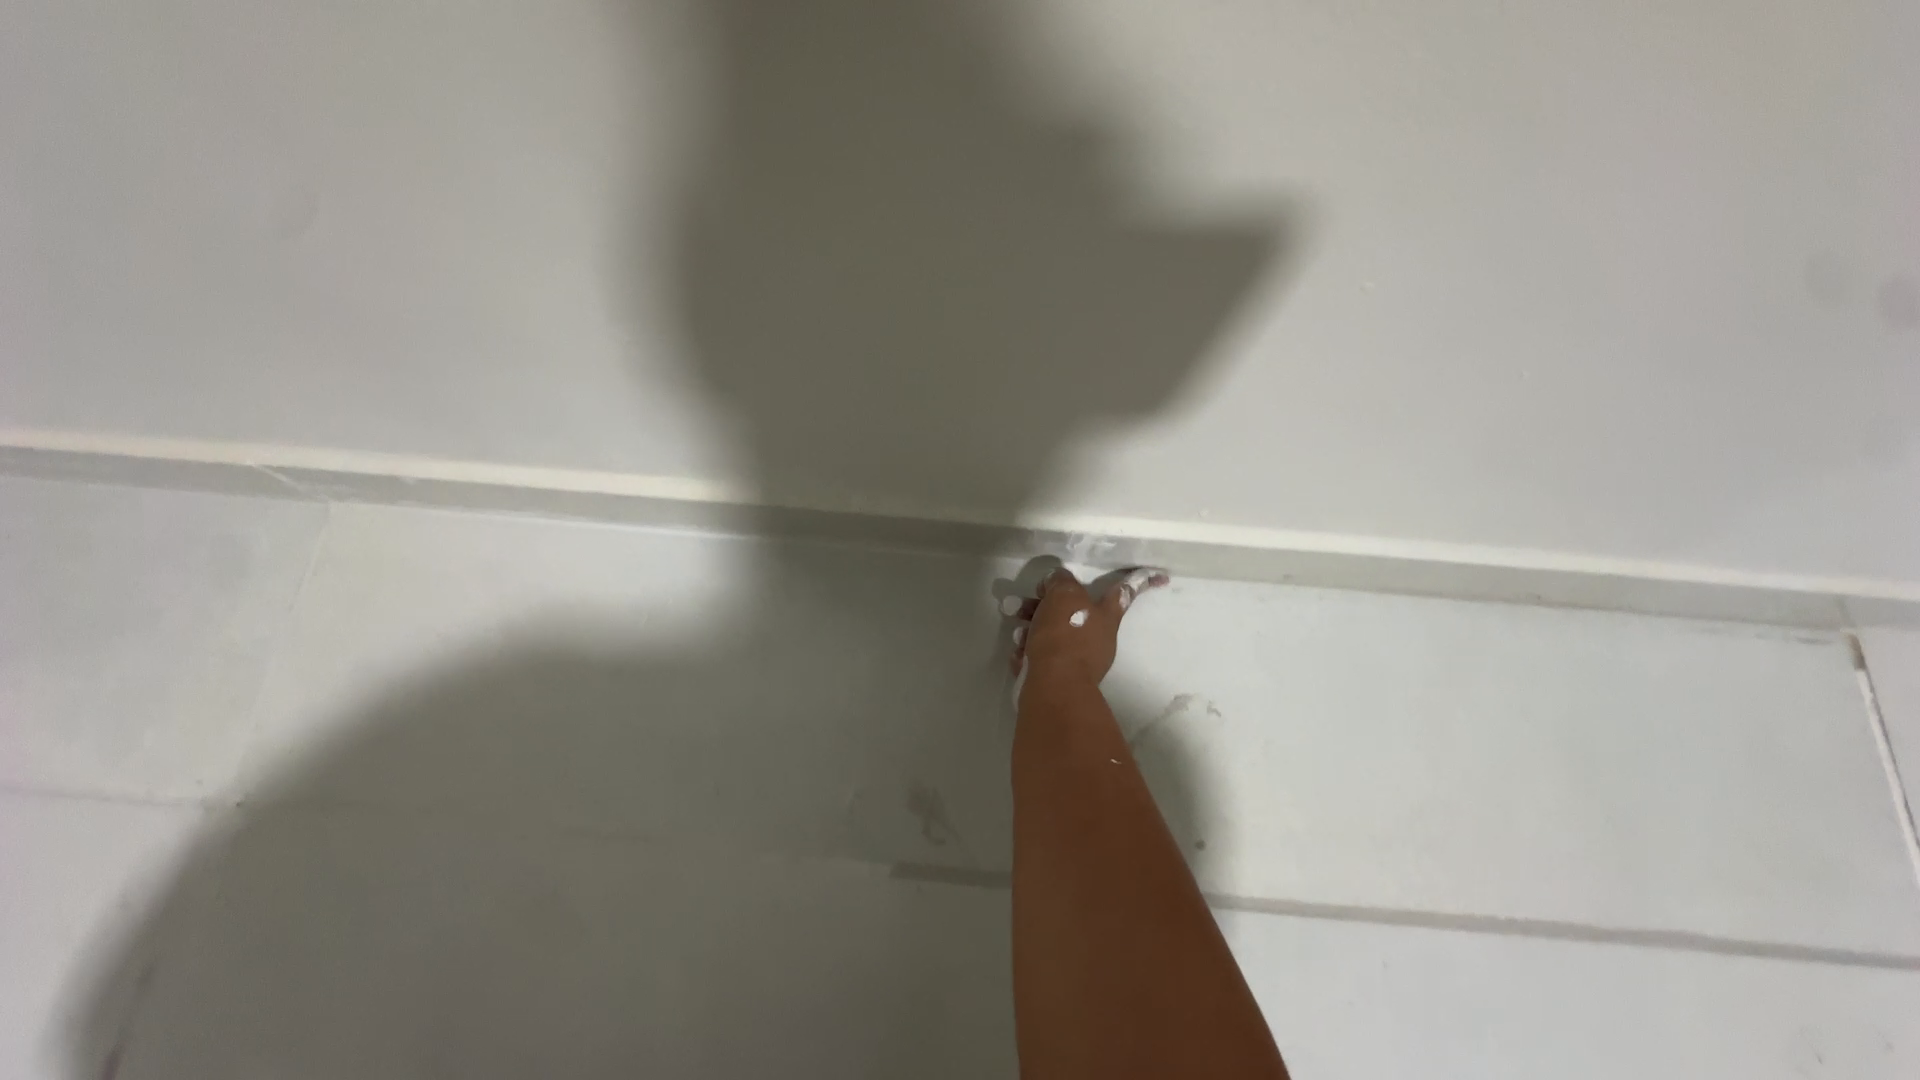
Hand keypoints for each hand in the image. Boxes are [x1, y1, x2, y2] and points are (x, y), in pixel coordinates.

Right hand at [1007, 566, 1169, 682]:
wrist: (1053, 686)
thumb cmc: (1064, 635)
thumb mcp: (1063, 596)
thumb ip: (1061, 582)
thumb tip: (1056, 580)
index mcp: (1106, 615)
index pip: (1124, 591)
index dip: (1139, 580)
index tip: (1161, 576)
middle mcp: (1098, 637)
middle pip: (1075, 611)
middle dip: (1048, 605)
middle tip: (1027, 601)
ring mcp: (1081, 659)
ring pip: (1055, 634)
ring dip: (1033, 627)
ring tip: (1017, 631)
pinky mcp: (1062, 678)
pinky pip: (1045, 657)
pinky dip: (1030, 652)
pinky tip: (1018, 653)